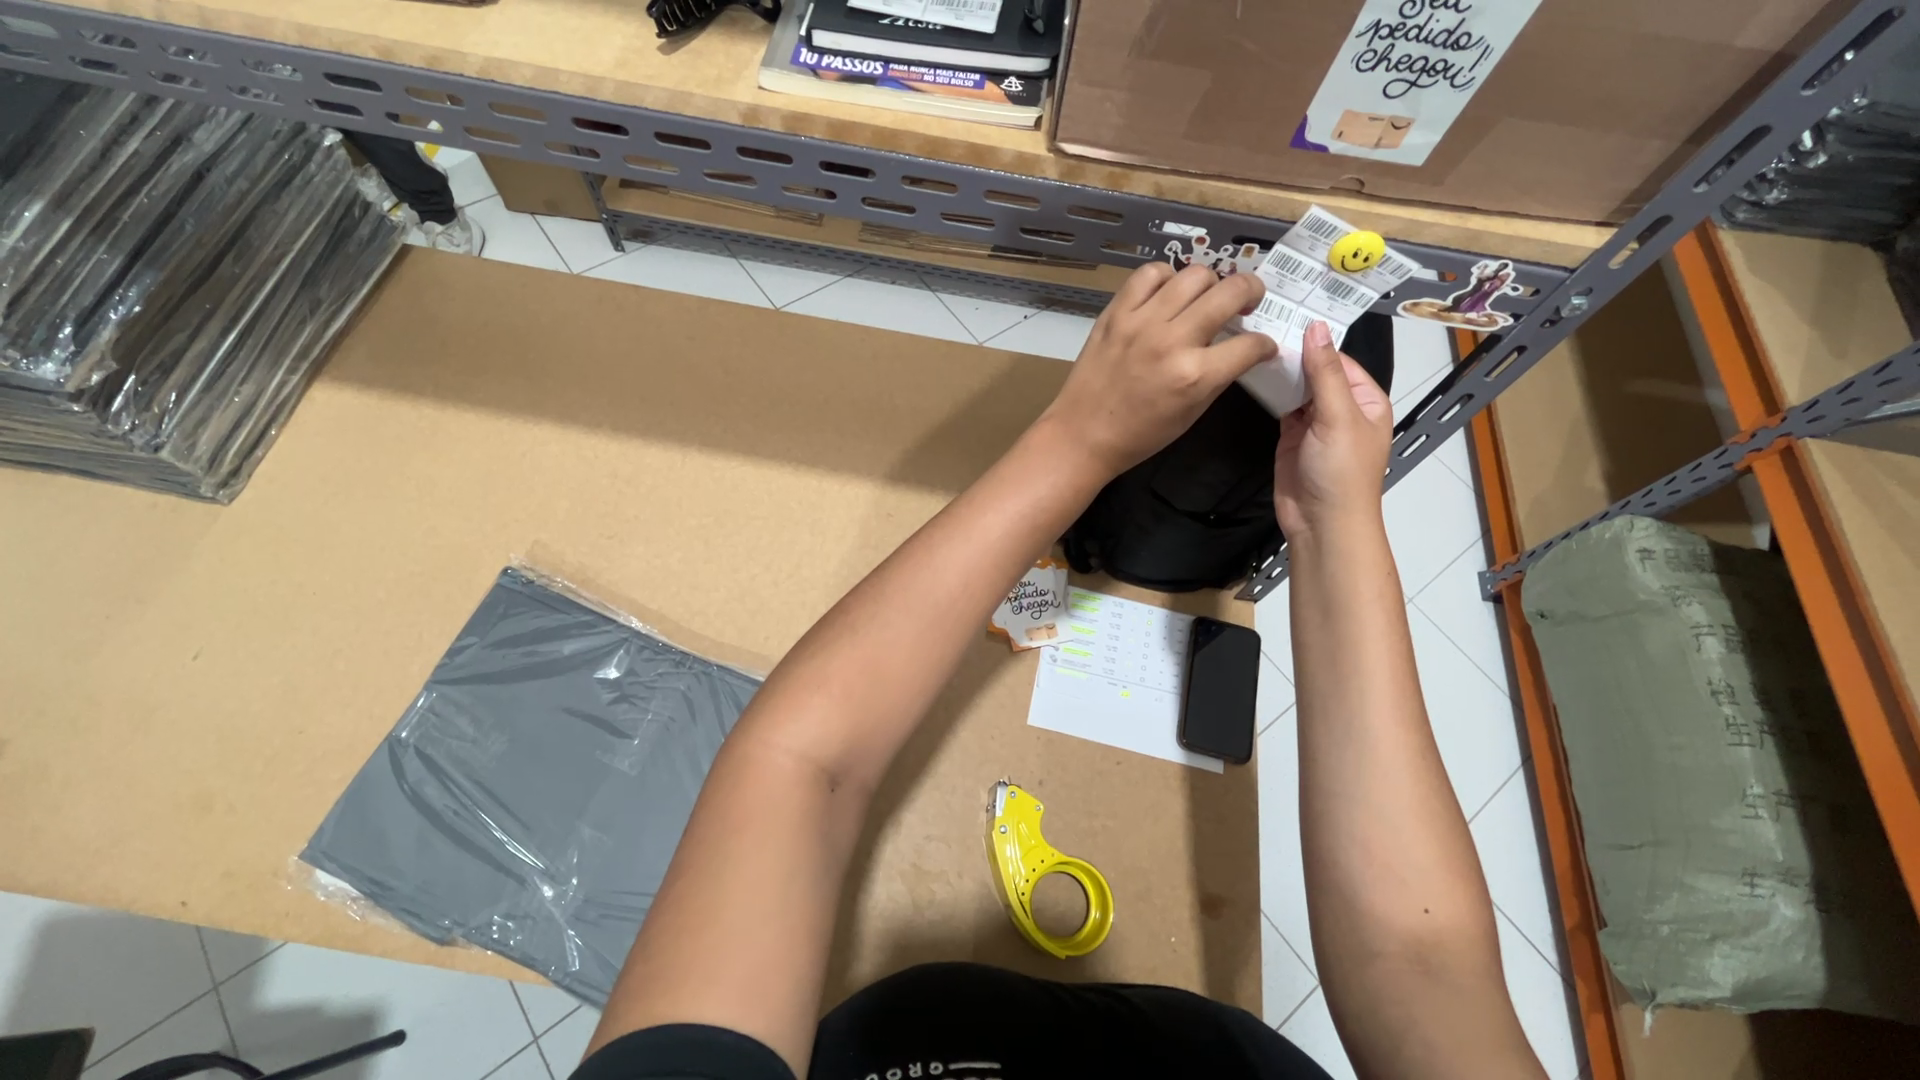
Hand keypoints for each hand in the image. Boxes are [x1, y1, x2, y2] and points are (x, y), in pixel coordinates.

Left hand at [1038, 263, 1276, 476]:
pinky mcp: (1115, 313)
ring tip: (1207, 297)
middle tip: (1247, 302)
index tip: (1261, 345)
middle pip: (1230, 292)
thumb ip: (1220, 377)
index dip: (1264, 344)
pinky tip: (1169, 293)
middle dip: (1251, 292)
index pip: (1250, 344)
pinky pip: (1150, 274)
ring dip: (1211, 282)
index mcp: (1195, 376)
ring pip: (1194, 274)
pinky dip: (1167, 277)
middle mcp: (1172, 342)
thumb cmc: (1140, 434)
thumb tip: (1242, 350)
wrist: (1082, 434)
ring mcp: (1141, 322)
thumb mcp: (1192, 414)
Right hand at [1272, 321, 1392, 538]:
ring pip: (1297, 387)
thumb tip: (1316, 327)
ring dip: (1280, 373)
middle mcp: (1342, 407)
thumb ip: (1324, 372)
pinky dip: (1270, 392)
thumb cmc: (1340, 471)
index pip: (1338, 360)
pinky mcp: (1291, 436)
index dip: (1314, 342)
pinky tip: (1252, 375)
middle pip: (1317, 371)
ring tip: (1252, 345)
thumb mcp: (1337, 416)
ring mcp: (1315, 423)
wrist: (1322, 522)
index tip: (1284, 318)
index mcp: (1366, 399)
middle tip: (1261, 324)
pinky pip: (1281, 406)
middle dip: (1295, 354)